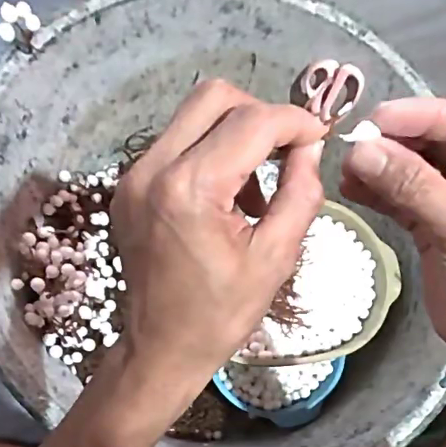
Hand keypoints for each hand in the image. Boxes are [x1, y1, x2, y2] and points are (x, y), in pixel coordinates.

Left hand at [111, 79, 326, 397]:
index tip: (318, 138)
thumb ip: (300, 192)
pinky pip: (175, 145)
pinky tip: (224, 199)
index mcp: (189, 190)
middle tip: (284, 156)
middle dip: (260, 117)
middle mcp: (152, 170)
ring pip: (192, 117)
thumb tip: (310, 146)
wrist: (161, 348)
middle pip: (214, 97)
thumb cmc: (219, 314)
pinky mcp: (128, 187)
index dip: (294, 122)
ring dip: (233, 137)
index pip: (252, 122)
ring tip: (252, 193)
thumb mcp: (275, 257)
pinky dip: (208, 155)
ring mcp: (133, 177)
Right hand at [342, 98, 445, 359]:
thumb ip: (411, 185)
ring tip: (347, 166)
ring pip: (419, 170)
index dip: (423, 115)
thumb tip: (360, 150)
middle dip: (398, 142)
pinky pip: (407, 198)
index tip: (375, 118)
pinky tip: (353, 187)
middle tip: (353, 143)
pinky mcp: (438, 225)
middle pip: (441, 143)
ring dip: (384, 167)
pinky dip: (381, 193)